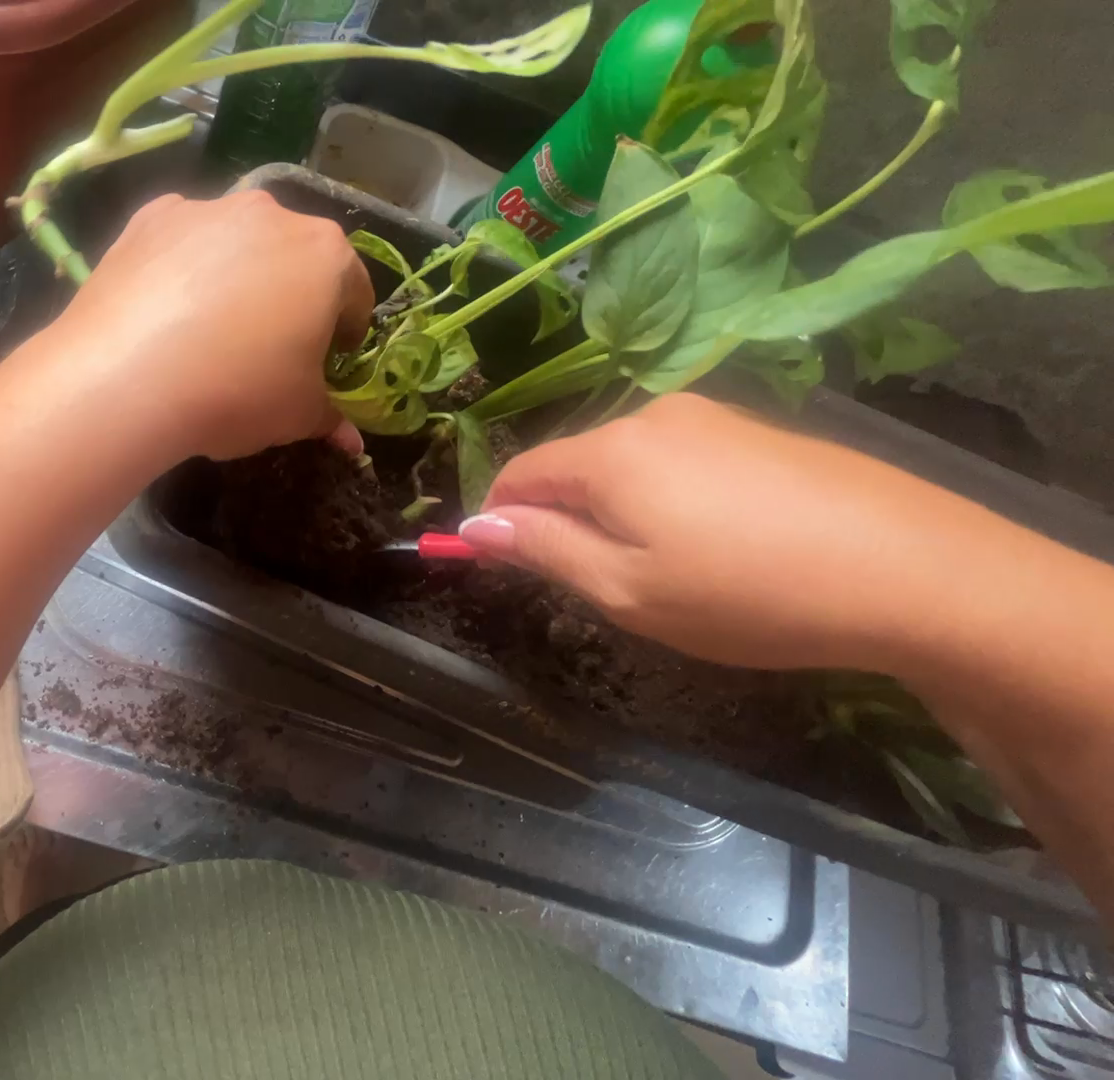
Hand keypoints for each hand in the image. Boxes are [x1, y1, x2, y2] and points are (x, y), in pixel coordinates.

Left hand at [48, 190, 372, 461]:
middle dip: (289, 300)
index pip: (353, 296)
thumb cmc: (235, 393)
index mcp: (326, 256)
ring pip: (235, 246)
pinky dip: (180, 270)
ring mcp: (206, 210)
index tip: (324, 364)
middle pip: (294, 260)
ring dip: (235, 280)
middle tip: (264, 351)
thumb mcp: (295, 417)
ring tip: (206, 334)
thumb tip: (350, 440)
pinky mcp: (149, 219)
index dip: (343, 335)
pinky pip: (180, 243)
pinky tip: (163, 313)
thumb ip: (328, 419)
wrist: (126, 379)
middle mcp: (271, 215)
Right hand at [456, 393, 1021, 672]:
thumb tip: (476, 526)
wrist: (923, 577)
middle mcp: (654, 416)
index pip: (519, 473)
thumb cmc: (746, 592)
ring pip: (627, 466)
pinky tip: (718, 546)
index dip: (499, 519)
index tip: (505, 566)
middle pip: (572, 466)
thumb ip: (541, 550)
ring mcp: (715, 418)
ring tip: (667, 571)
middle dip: (564, 518)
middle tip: (601, 584)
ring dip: (617, 512)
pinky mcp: (762, 432)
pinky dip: (668, 500)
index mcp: (609, 451)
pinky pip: (679, 463)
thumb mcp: (623, 588)